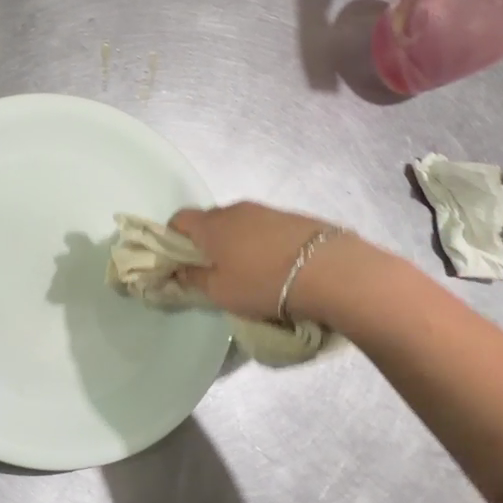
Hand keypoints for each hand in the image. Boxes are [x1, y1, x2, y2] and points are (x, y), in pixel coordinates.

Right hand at [168, 203, 368, 323]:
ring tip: (248, 271)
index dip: (172, 238)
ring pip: (240, 224)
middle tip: (214, 271)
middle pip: (210, 221)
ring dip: (237, 243)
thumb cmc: (262, 283)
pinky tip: (275, 266)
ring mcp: (268, 210)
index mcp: (211, 225)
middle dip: (206, 242)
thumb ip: (193, 279)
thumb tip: (179, 269)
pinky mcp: (295, 218)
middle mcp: (236, 209)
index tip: (179, 262)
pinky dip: (262, 243)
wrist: (330, 271)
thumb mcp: (219, 292)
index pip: (178, 219)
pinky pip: (266, 228)